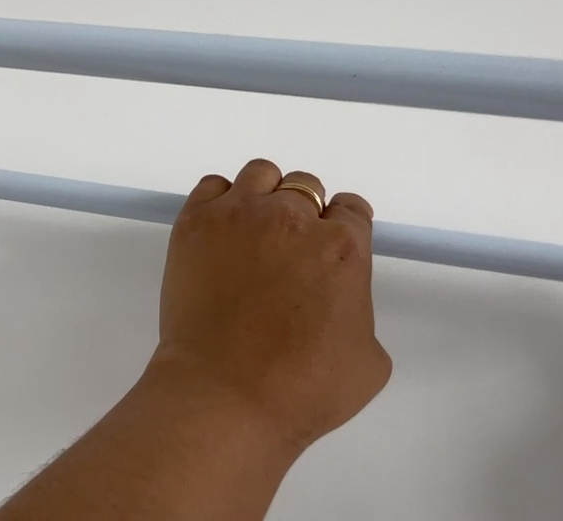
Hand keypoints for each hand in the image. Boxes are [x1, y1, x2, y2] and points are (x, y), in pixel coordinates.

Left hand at [149, 158, 390, 456]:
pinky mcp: (194, 219)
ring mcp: (238, 213)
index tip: (333, 238)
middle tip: (290, 244)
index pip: (350, 209)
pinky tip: (221, 228)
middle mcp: (291, 218)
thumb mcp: (367, 355)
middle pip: (304, 187)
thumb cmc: (303, 385)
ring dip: (264, 195)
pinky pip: (212, 185)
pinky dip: (220, 200)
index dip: (343, 225)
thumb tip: (333, 293)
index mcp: (342, 248)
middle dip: (304, 211)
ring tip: (255, 228)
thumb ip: (354, 303)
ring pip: (260, 174)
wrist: (226, 388)